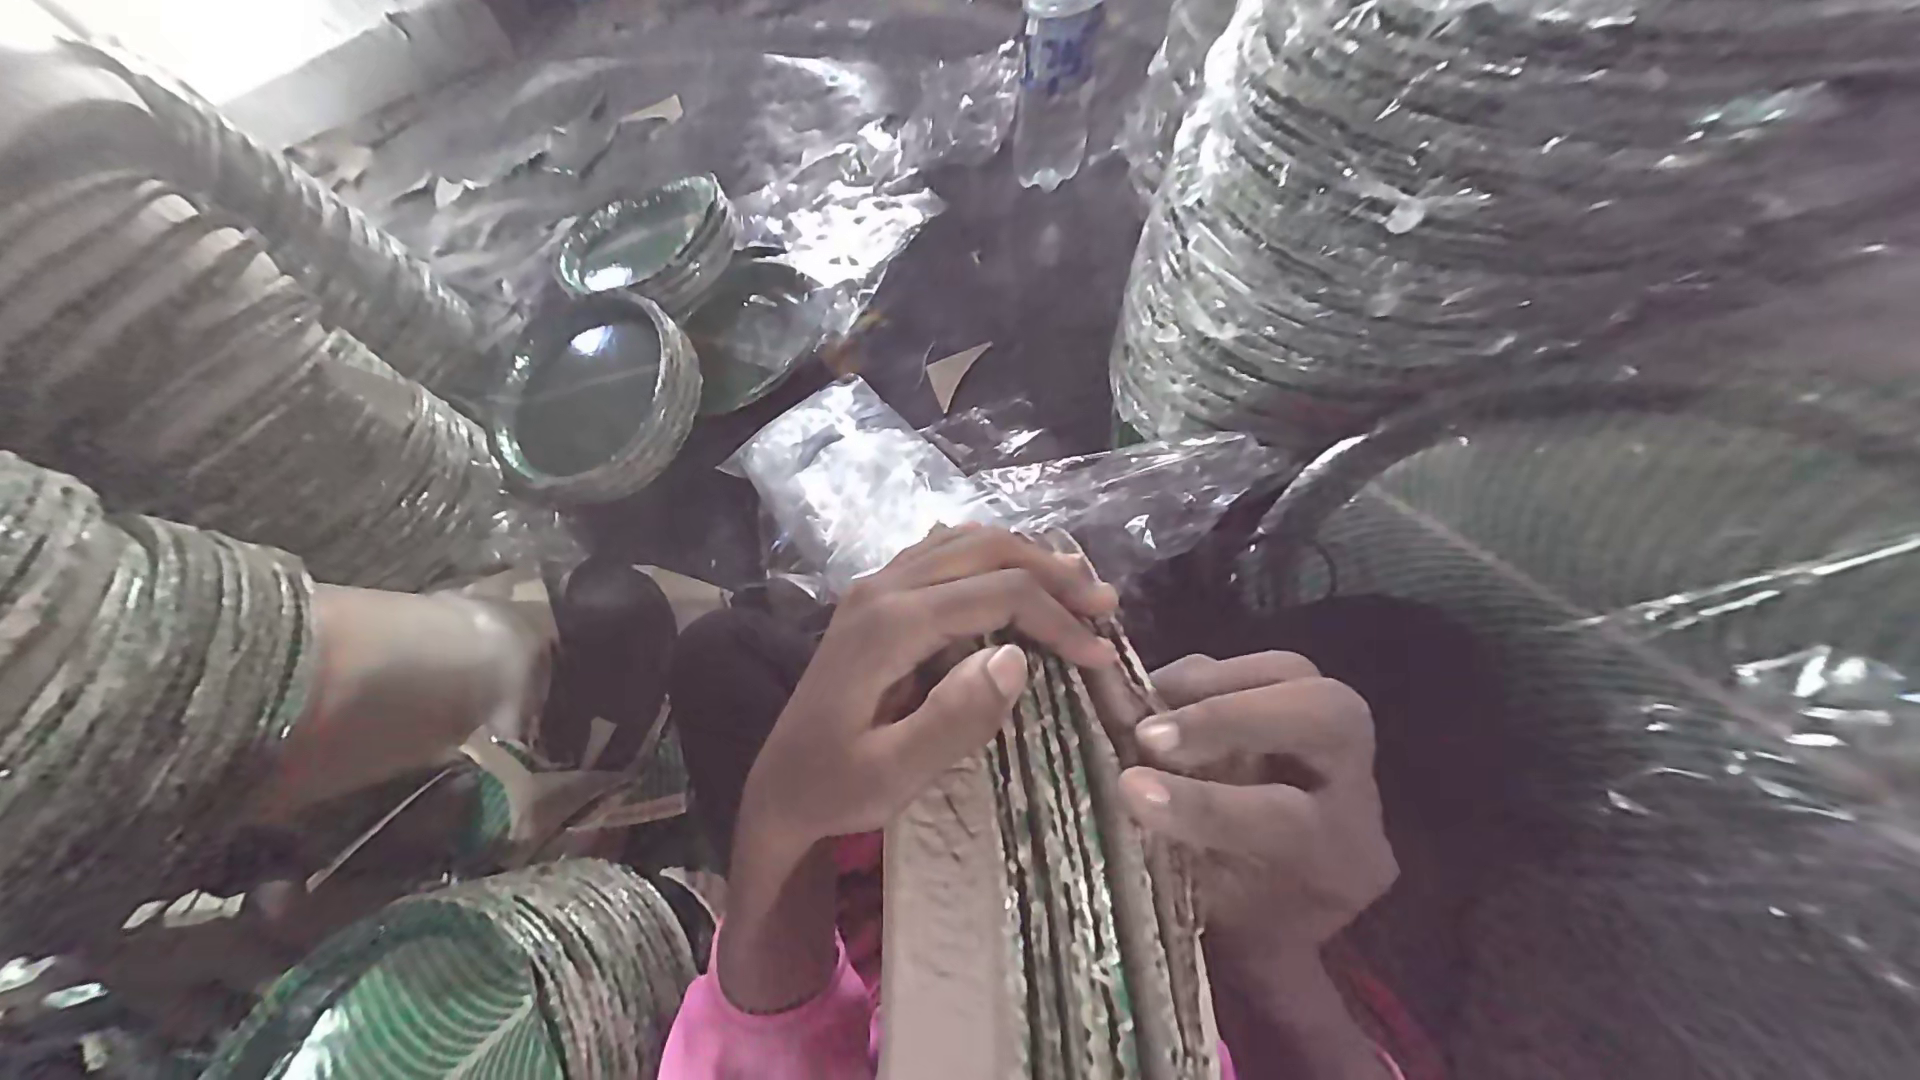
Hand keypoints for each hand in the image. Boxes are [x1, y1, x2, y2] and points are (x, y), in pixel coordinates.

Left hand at [719, 526, 1118, 1013]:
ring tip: (1072, 580)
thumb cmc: (836, 786)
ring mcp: (877, 583)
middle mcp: (884, 586)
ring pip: (965, 541)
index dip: (1057, 617)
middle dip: (1052, 573)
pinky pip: (941, 551)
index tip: (1099, 653)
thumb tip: (1019, 658)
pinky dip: (988, 556)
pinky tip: (1010, 573)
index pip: (998, 594)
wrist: (780, 784)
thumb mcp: (895, 775)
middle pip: (987, 551)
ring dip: (1024, 556)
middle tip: (1102, 601)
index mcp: (892, 623)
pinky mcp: (876, 594)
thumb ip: (955, 718)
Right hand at [1117, 651, 1395, 957]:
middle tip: (1148, 735)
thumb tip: (1118, 784)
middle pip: (1328, 715)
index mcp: (1340, 860)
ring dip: (1205, 684)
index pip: (1287, 820)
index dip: (1207, 802)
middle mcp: (1353, 789)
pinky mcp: (1293, 702)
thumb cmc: (1233, 920)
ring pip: (1292, 673)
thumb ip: (1171, 848)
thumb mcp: (1204, 910)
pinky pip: (1252, 667)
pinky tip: (1155, 698)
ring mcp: (1330, 737)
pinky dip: (1195, 677)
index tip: (1132, 790)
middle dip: (1230, 715)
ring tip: (1144, 709)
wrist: (1275, 905)